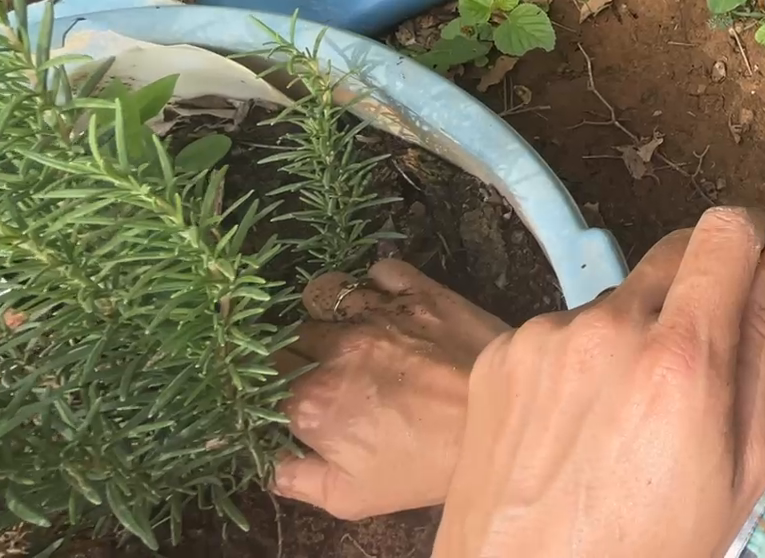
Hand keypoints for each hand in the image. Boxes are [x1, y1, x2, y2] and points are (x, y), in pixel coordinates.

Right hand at [273, 259, 509, 519]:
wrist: (503, 415)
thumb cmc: (428, 464)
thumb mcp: (349, 495)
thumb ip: (295, 477)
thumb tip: (266, 458)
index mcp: (311, 401)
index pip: (261, 376)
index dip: (269, 378)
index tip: (282, 382)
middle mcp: (340, 349)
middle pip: (293, 331)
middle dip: (298, 342)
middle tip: (317, 355)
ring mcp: (384, 314)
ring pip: (327, 290)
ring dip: (328, 305)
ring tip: (344, 320)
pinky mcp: (426, 293)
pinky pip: (385, 268)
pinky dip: (378, 278)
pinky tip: (386, 295)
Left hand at [433, 208, 764, 557]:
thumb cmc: (662, 546)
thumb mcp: (747, 461)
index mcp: (681, 358)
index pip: (724, 231)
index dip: (747, 236)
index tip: (750, 263)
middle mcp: (608, 329)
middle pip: (674, 251)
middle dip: (696, 287)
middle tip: (689, 364)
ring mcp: (544, 338)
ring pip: (620, 297)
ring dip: (633, 331)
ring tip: (618, 416)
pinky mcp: (498, 356)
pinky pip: (565, 328)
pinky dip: (581, 359)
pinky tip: (571, 427)